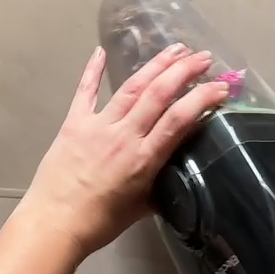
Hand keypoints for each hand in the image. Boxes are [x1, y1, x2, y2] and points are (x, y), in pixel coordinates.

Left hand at [17, 45, 230, 257]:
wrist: (53, 224)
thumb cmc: (100, 222)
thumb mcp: (142, 207)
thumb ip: (161, 185)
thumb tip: (180, 173)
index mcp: (144, 159)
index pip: (179, 119)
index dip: (202, 98)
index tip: (221, 87)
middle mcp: (124, 135)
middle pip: (158, 94)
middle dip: (184, 71)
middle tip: (204, 57)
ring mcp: (97, 125)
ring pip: (131, 87)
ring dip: (155, 65)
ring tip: (175, 49)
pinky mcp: (73, 123)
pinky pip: (86, 91)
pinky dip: (93, 70)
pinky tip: (100, 52)